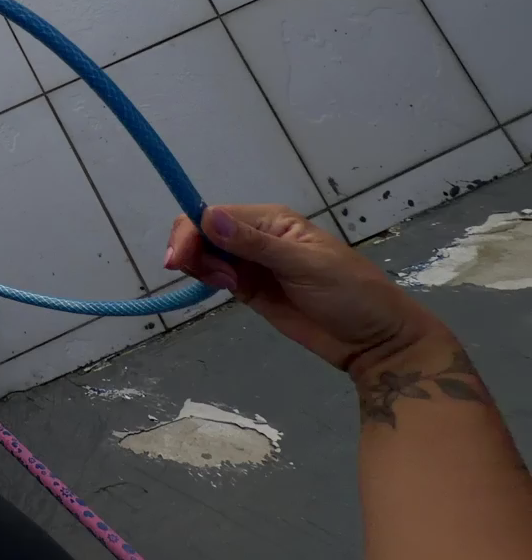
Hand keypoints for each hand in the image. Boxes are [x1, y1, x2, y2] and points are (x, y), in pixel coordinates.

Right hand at [164, 205, 447, 379]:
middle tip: (193, 272)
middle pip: (200, 230)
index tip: (181, 258)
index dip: (191, 231)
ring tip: (223, 284)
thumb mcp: (305, 266)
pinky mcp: (244, 285)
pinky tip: (222, 287)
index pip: (212, 215)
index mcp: (270, 221)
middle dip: (189, 248)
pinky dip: (204, 277)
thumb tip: (207, 216)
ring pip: (200, 251)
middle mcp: (253, 236)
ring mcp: (247, 261)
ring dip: (198, 264)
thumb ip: (254, 243)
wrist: (379, 345)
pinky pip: (208, 272)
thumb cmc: (354, 296)